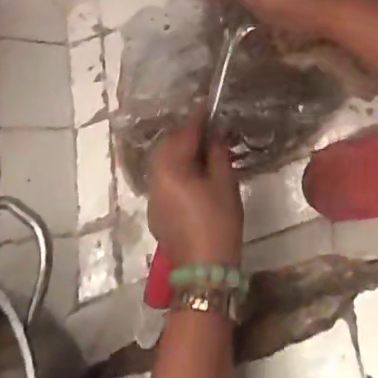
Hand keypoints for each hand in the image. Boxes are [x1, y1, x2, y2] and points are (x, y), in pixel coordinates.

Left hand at [147, 124, 242, 265]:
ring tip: (205, 150)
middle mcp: (155, 179)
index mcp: (171, 169)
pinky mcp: (157, 213)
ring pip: (164, 164)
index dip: (198, 119)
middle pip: (168, 147)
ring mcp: (153, 198)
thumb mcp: (224, 182)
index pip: (184, 134)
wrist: (204, 272)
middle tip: (210, 129)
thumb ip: (217, 153)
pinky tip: (196, 175)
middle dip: (187, 135)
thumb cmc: (218, 222)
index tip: (209, 106)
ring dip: (182, 153)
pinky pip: (165, 180)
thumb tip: (215, 134)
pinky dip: (178, 170)